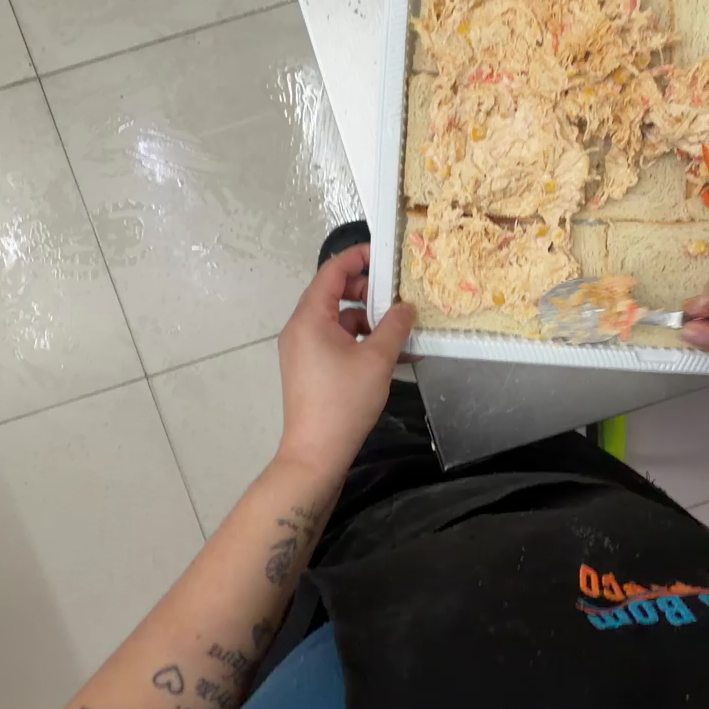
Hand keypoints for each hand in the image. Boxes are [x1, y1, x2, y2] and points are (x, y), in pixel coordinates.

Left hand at [274, 244, 415, 476]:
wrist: (316, 452)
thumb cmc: (344, 401)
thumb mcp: (378, 359)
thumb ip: (395, 326)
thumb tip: (406, 307)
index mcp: (310, 317)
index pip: (332, 271)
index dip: (359, 258)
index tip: (386, 255)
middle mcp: (302, 328)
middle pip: (335, 294)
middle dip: (369, 293)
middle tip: (399, 297)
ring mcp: (304, 350)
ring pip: (340, 320)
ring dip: (371, 321)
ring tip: (403, 332)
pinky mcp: (311, 369)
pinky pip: (339, 343)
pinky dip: (363, 342)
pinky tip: (394, 357)